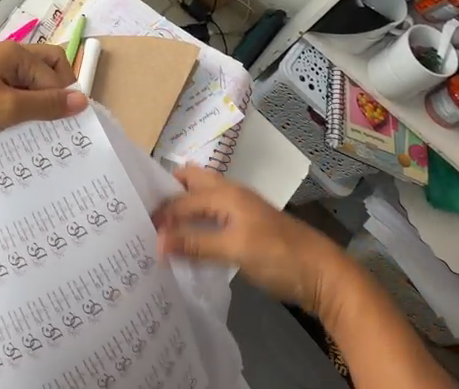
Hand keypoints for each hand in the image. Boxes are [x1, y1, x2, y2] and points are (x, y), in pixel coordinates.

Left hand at [0, 42, 87, 141]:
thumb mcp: (8, 108)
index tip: (63, 127)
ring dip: (33, 102)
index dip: (63, 98)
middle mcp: (7, 54)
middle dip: (53, 94)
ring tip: (30, 130)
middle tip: (50, 123)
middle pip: (46, 68)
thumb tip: (83, 101)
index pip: (57, 72)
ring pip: (26, 81)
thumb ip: (45, 105)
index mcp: (17, 54)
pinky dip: (15, 105)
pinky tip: (7, 126)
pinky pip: (9, 89)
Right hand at [153, 166, 358, 318]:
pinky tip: (187, 245)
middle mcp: (230, 195)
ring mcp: (239, 212)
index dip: (160, 213)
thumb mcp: (235, 249)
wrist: (322, 274)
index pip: (182, 198)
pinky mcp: (245, 231)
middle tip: (144, 216)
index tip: (136, 227)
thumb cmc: (279, 255)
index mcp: (225, 192)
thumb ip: (196, 244)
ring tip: (159, 231)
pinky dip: (195, 227)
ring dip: (182, 211)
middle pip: (191, 184)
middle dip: (168, 195)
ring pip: (202, 201)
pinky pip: (212, 220)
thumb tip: (157, 242)